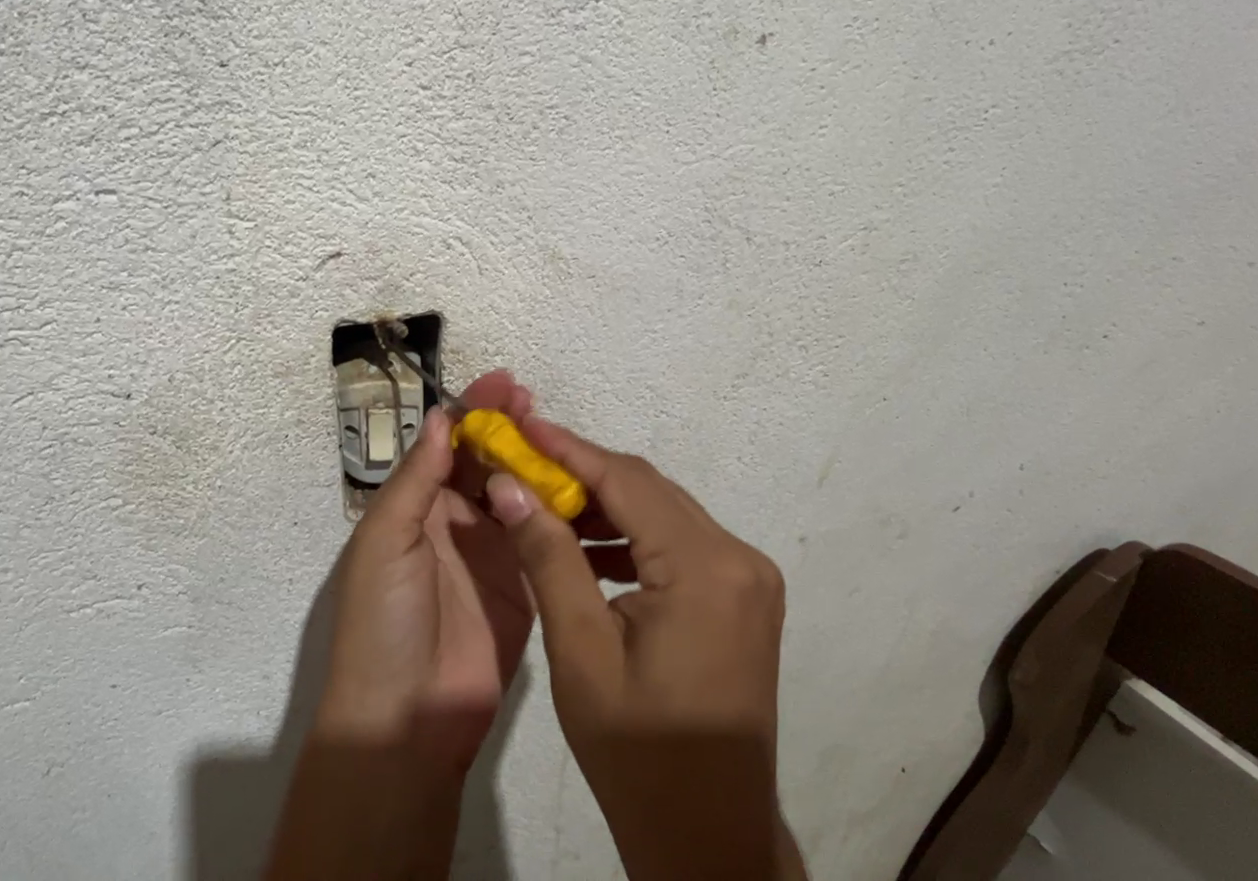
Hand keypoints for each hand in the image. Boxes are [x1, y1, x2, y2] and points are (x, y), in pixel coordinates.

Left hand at [316, 370, 536, 767]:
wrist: (408, 716)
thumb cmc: (384, 621)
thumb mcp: (387, 541)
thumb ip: (415, 480)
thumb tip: (438, 416)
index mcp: (411, 510)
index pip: (443, 448)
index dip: (470, 414)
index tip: (502, 382)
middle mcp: (449, 526)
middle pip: (482, 465)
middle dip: (505, 429)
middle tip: (535, 397)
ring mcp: (488, 556)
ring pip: (514, 496)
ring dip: (533, 462)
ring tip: (562, 434)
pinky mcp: (522, 587)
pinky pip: (540, 538)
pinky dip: (556, 509)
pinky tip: (579, 484)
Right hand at [484, 417, 804, 880]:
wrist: (706, 831)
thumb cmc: (635, 747)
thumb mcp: (579, 648)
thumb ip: (547, 556)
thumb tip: (509, 486)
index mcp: (706, 569)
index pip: (627, 482)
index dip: (567, 449)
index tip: (519, 426)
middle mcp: (740, 560)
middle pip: (649, 492)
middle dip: (581, 474)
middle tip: (519, 463)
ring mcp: (748, 580)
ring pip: (663, 516)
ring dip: (604, 508)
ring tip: (540, 505)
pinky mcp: (741, 600)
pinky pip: (678, 547)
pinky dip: (630, 541)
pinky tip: (582, 551)